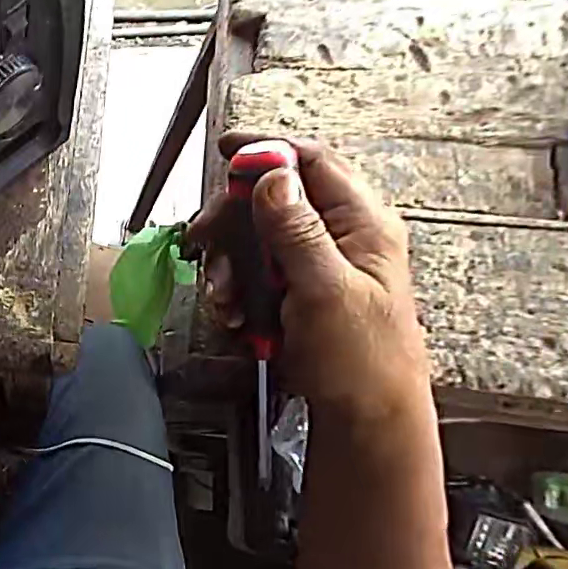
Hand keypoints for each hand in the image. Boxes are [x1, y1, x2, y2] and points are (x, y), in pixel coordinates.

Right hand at [188, 132, 431, 424]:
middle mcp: (338, 235)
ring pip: (255, 237)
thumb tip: (272, 175)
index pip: (312, 162)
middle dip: (232, 220)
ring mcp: (315, 262)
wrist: (364, 418)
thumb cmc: (361, 359)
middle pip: (272, 198)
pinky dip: (235, 287)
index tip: (225, 150)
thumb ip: (297, 231)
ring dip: (229, 262)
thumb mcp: (326, 291)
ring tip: (224, 297)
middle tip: (203, 240)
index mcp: (361, 223)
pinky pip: (254, 271)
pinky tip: (233, 313)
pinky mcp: (295, 289)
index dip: (268, 150)